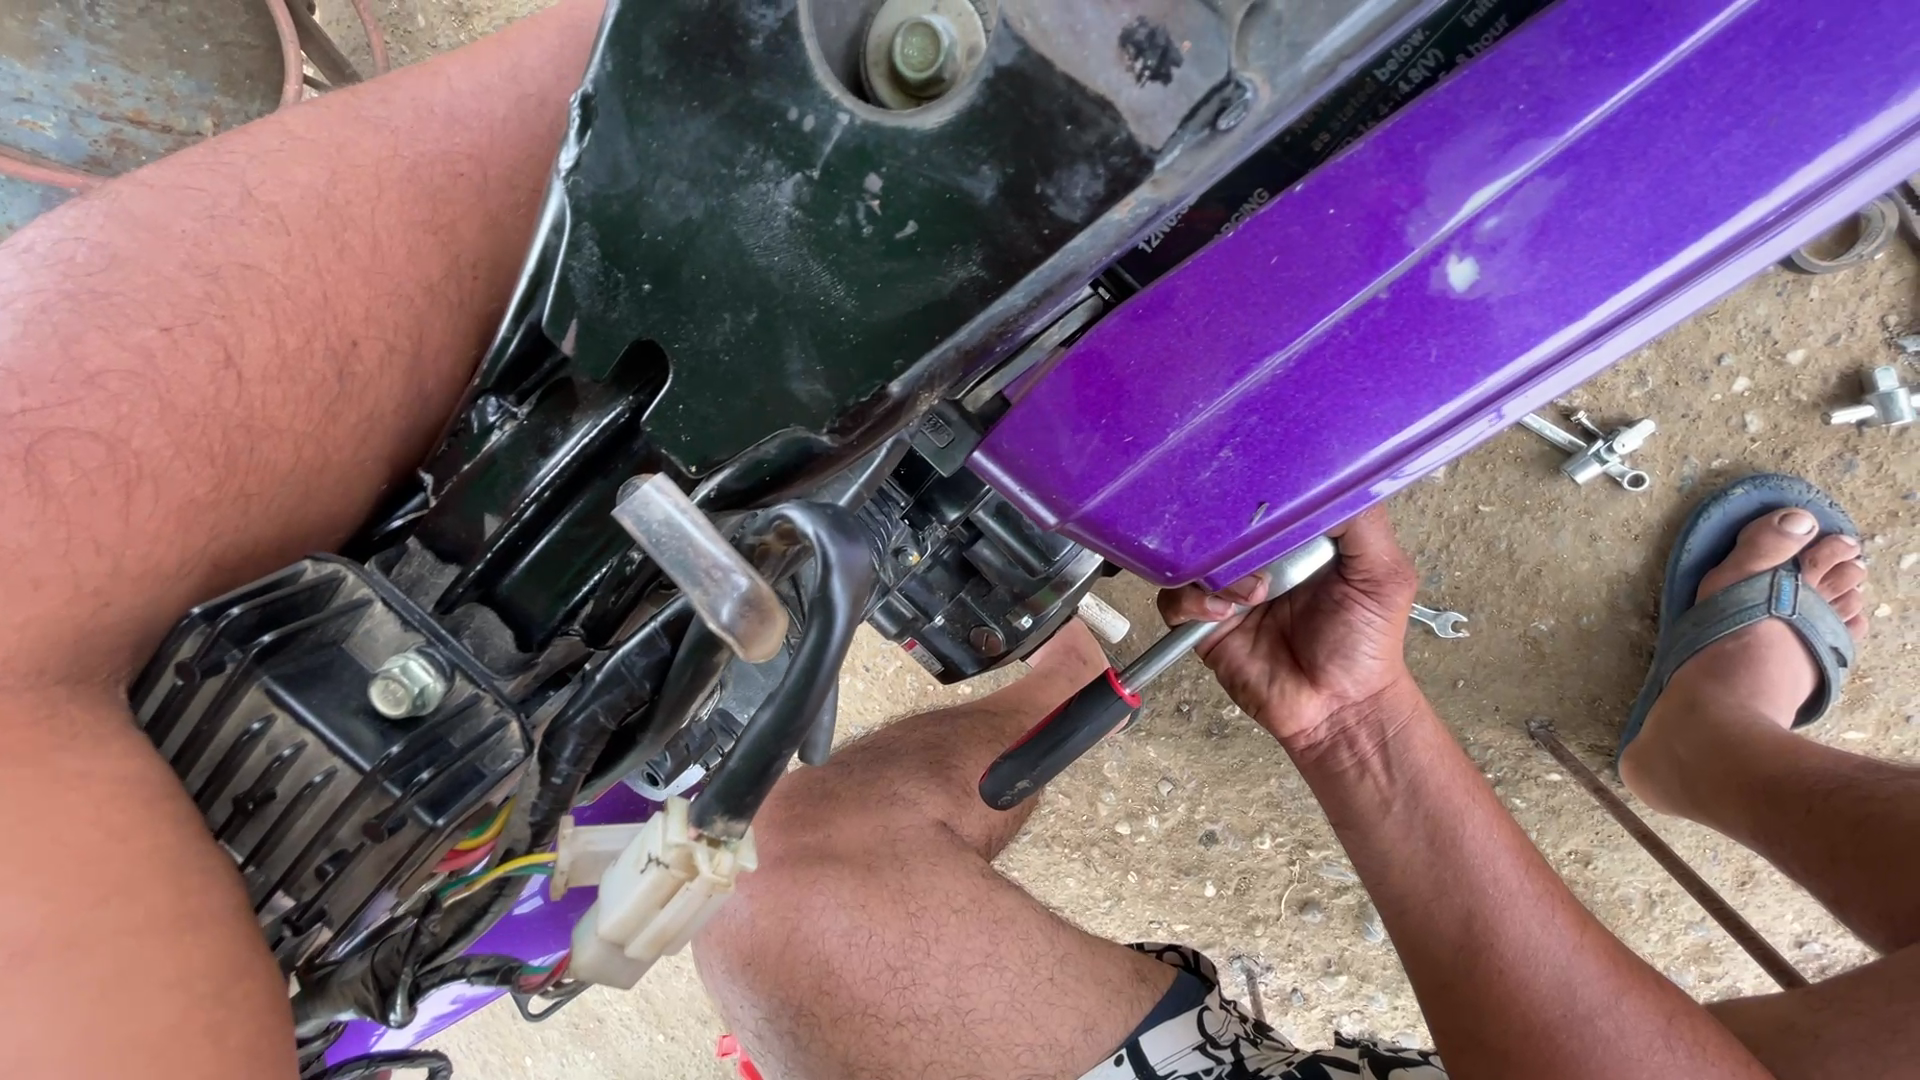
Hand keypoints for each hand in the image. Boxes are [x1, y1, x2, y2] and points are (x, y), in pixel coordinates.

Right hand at [1157, 507, 1419, 749]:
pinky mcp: (1203, 621)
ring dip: (1214, 572)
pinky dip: (1190, 600)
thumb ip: (1361, 524)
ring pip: (1190, 557)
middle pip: (1218, 524)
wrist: (1337, 709)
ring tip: (1250, 596)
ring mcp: (1226, 589)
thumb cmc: (1366, 645)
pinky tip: (1222, 613)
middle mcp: (1257, 560)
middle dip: (1228, 534)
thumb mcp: (1383, 573)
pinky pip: (1173, 597)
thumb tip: (1329, 480)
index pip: (1262, 501)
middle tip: (1251, 553)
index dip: (1256, 495)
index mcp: (1295, 540)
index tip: (1257, 498)